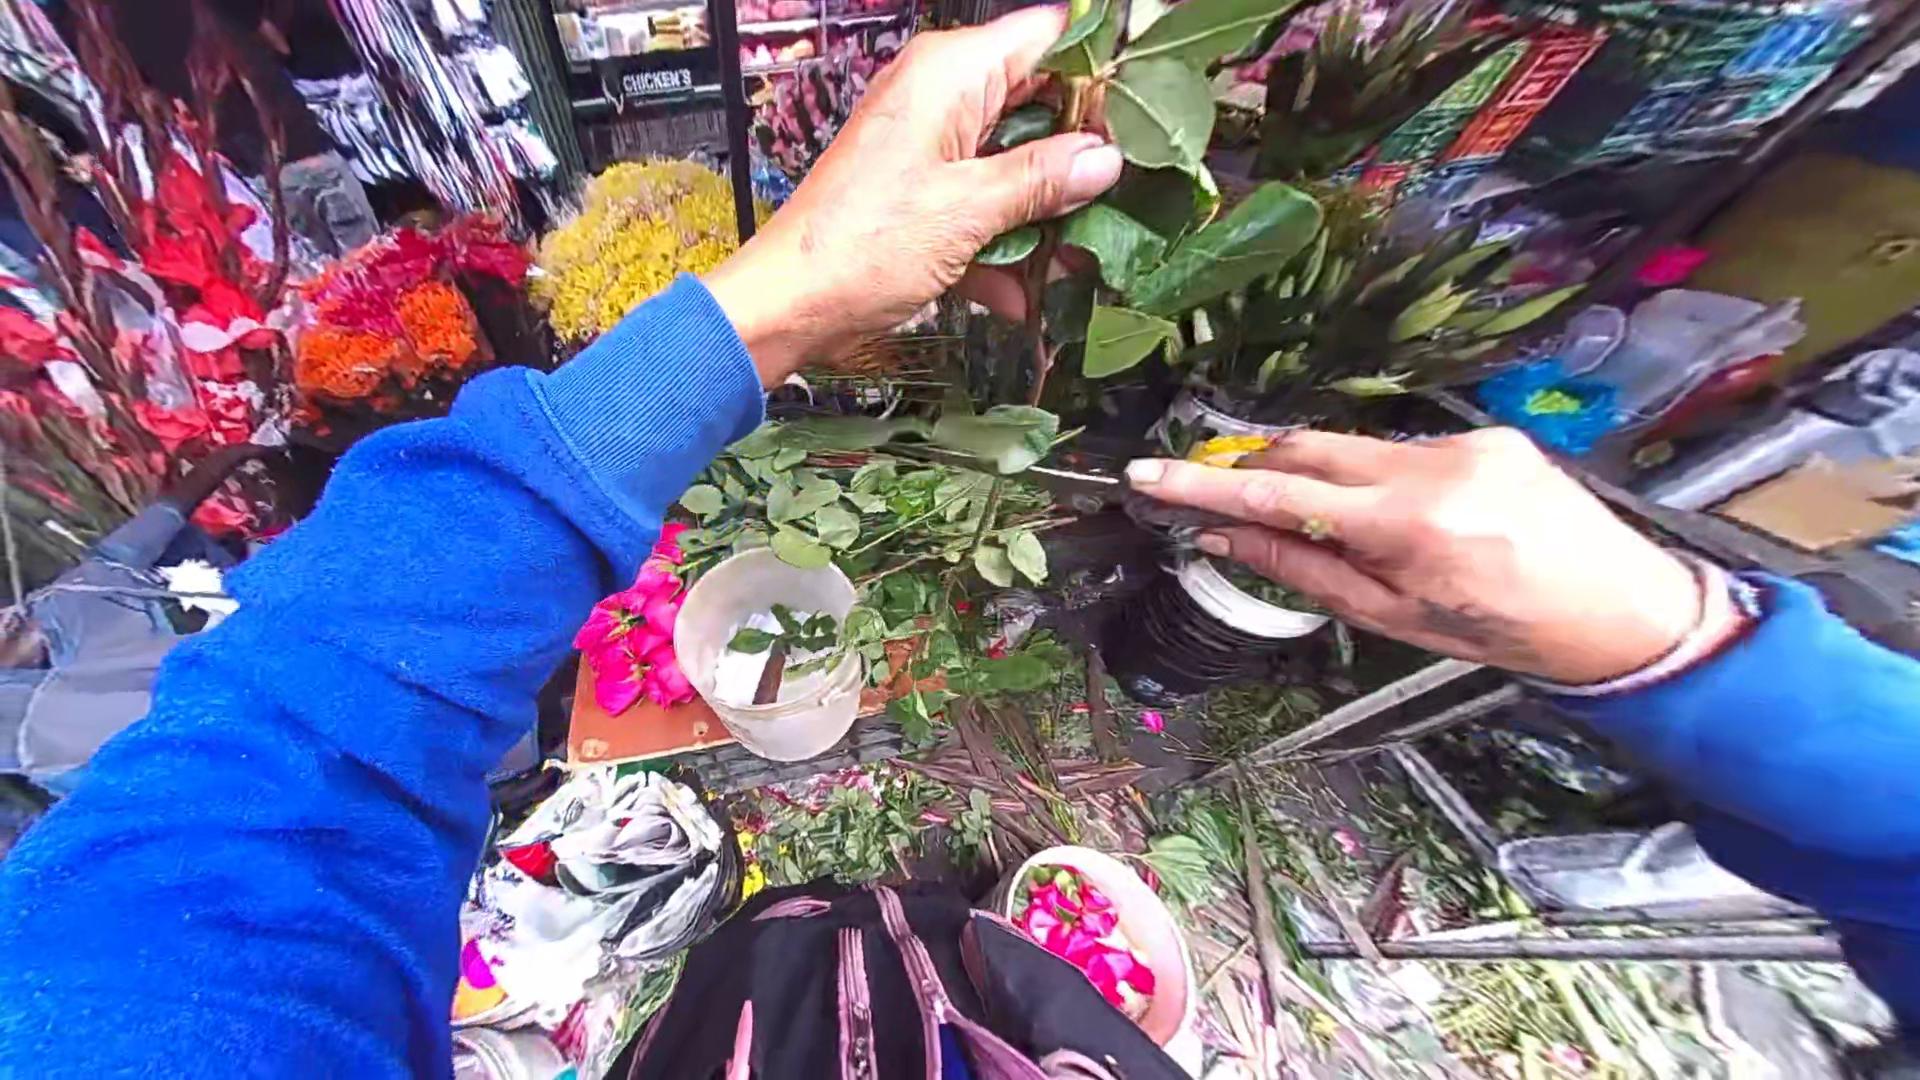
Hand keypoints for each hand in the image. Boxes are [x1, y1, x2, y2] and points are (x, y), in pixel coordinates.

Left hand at [703, 6, 1123, 385]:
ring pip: (1009, 178)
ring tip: (1081, 264)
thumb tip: (1103, 158)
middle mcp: (942, 109)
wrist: (797, 306)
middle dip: (1075, 165)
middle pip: (1033, 117)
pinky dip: (999, 259)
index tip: (1135, 123)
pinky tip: (1021, 300)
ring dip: (1042, 223)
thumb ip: (1037, 181)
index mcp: (950, 77)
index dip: (1095, 75)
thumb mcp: (964, 209)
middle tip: (1117, 204)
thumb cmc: (864, 245)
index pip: (1044, 41)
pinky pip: (978, 222)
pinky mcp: (923, 212)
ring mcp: (932, 163)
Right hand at [1126, 428, 1738, 684]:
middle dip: (1249, 467)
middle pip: (1301, 448)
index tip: (1146, 474)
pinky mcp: (1481, 433)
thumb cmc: (1492, 630)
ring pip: (1342, 445)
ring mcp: (1461, 442)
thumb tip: (1219, 538)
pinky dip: (1358, 474)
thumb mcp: (1381, 613)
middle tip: (1219, 497)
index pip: (1275, 494)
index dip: (1201, 484)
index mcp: (1407, 526)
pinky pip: (1387, 448)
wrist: (1625, 611)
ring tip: (1317, 519)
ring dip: (1306, 476)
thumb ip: (1293, 567)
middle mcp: (1432, 467)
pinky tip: (1379, 509)